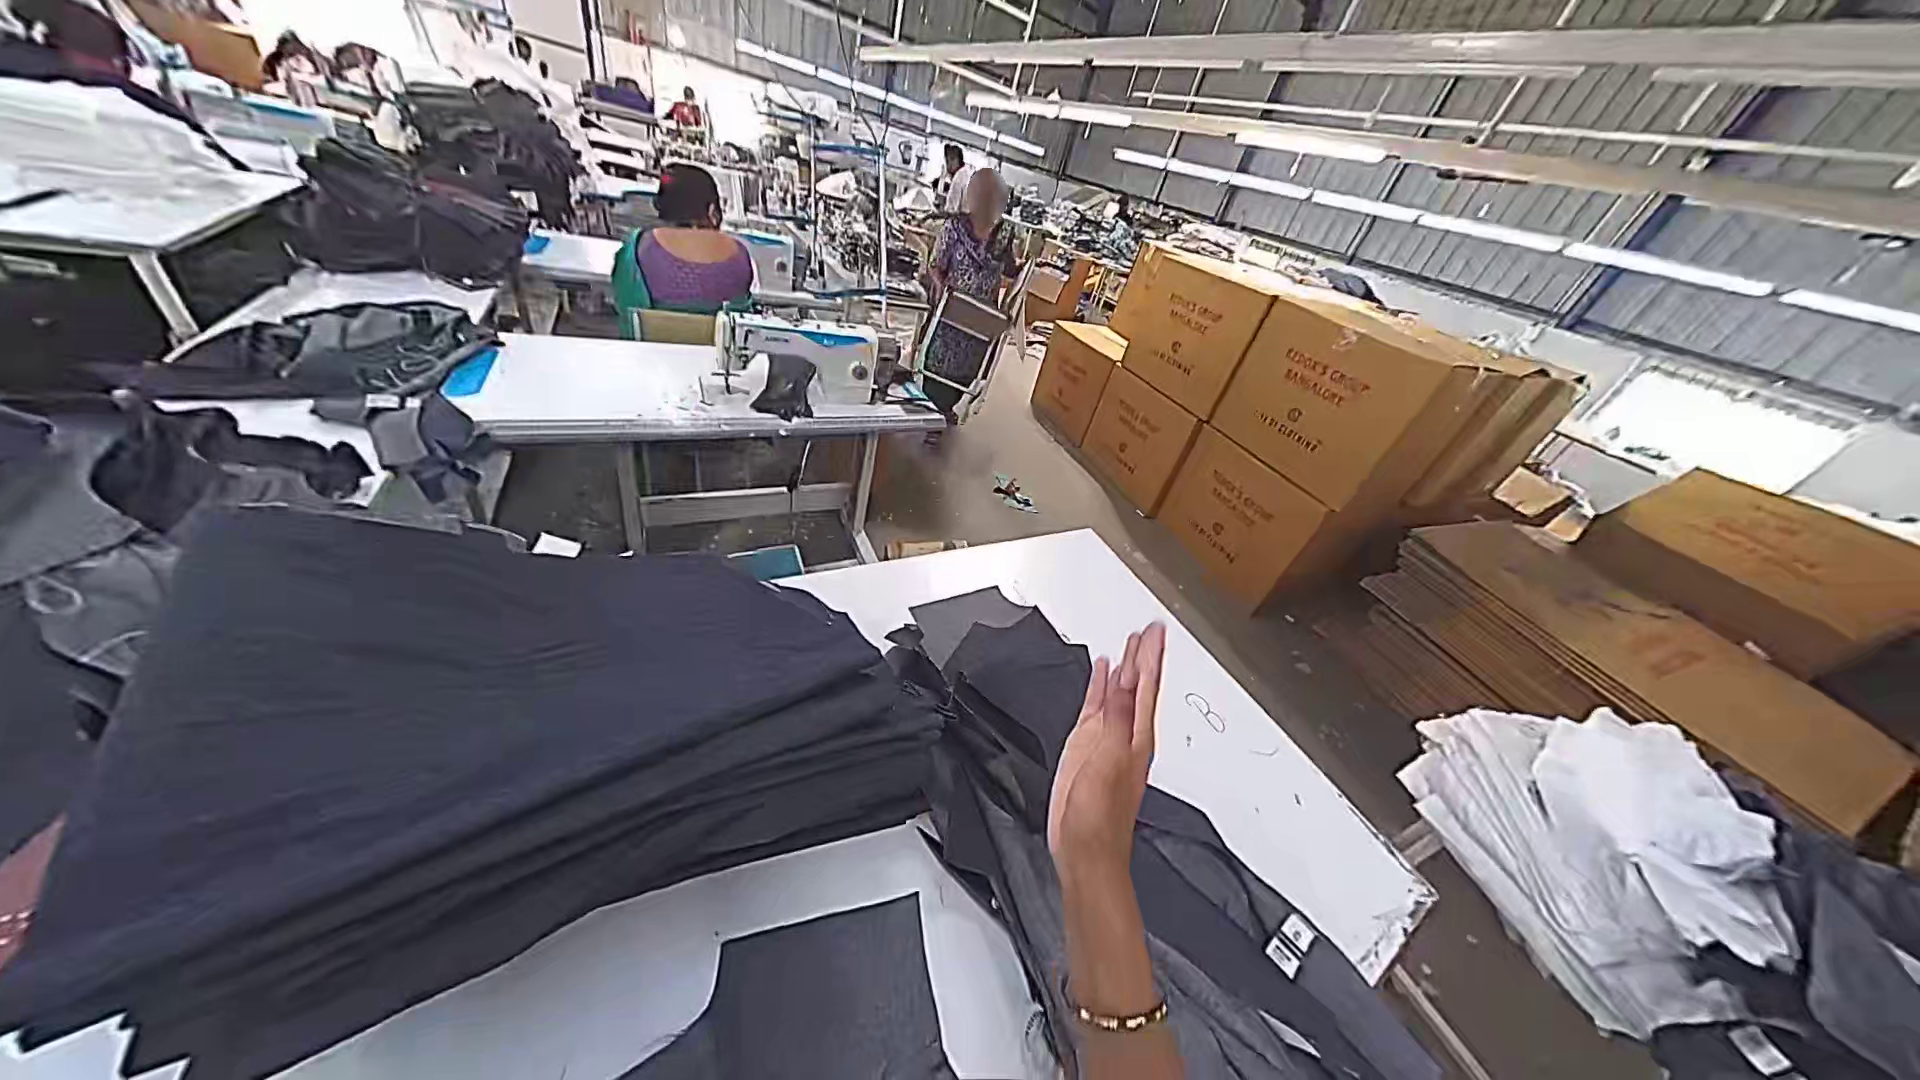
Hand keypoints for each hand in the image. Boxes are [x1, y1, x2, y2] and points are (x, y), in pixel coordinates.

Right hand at [1048, 622, 1165, 886]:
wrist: (1084, 849)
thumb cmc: (1100, 817)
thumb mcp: (1109, 760)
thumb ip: (1115, 718)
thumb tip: (1123, 680)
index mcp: (1137, 735)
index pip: (1148, 684)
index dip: (1151, 656)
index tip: (1156, 630)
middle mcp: (1125, 733)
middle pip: (1136, 684)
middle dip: (1141, 656)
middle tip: (1146, 629)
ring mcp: (1106, 739)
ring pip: (1119, 692)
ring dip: (1124, 667)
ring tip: (1128, 644)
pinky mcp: (1086, 746)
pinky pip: (1097, 706)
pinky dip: (1100, 686)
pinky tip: (1101, 673)